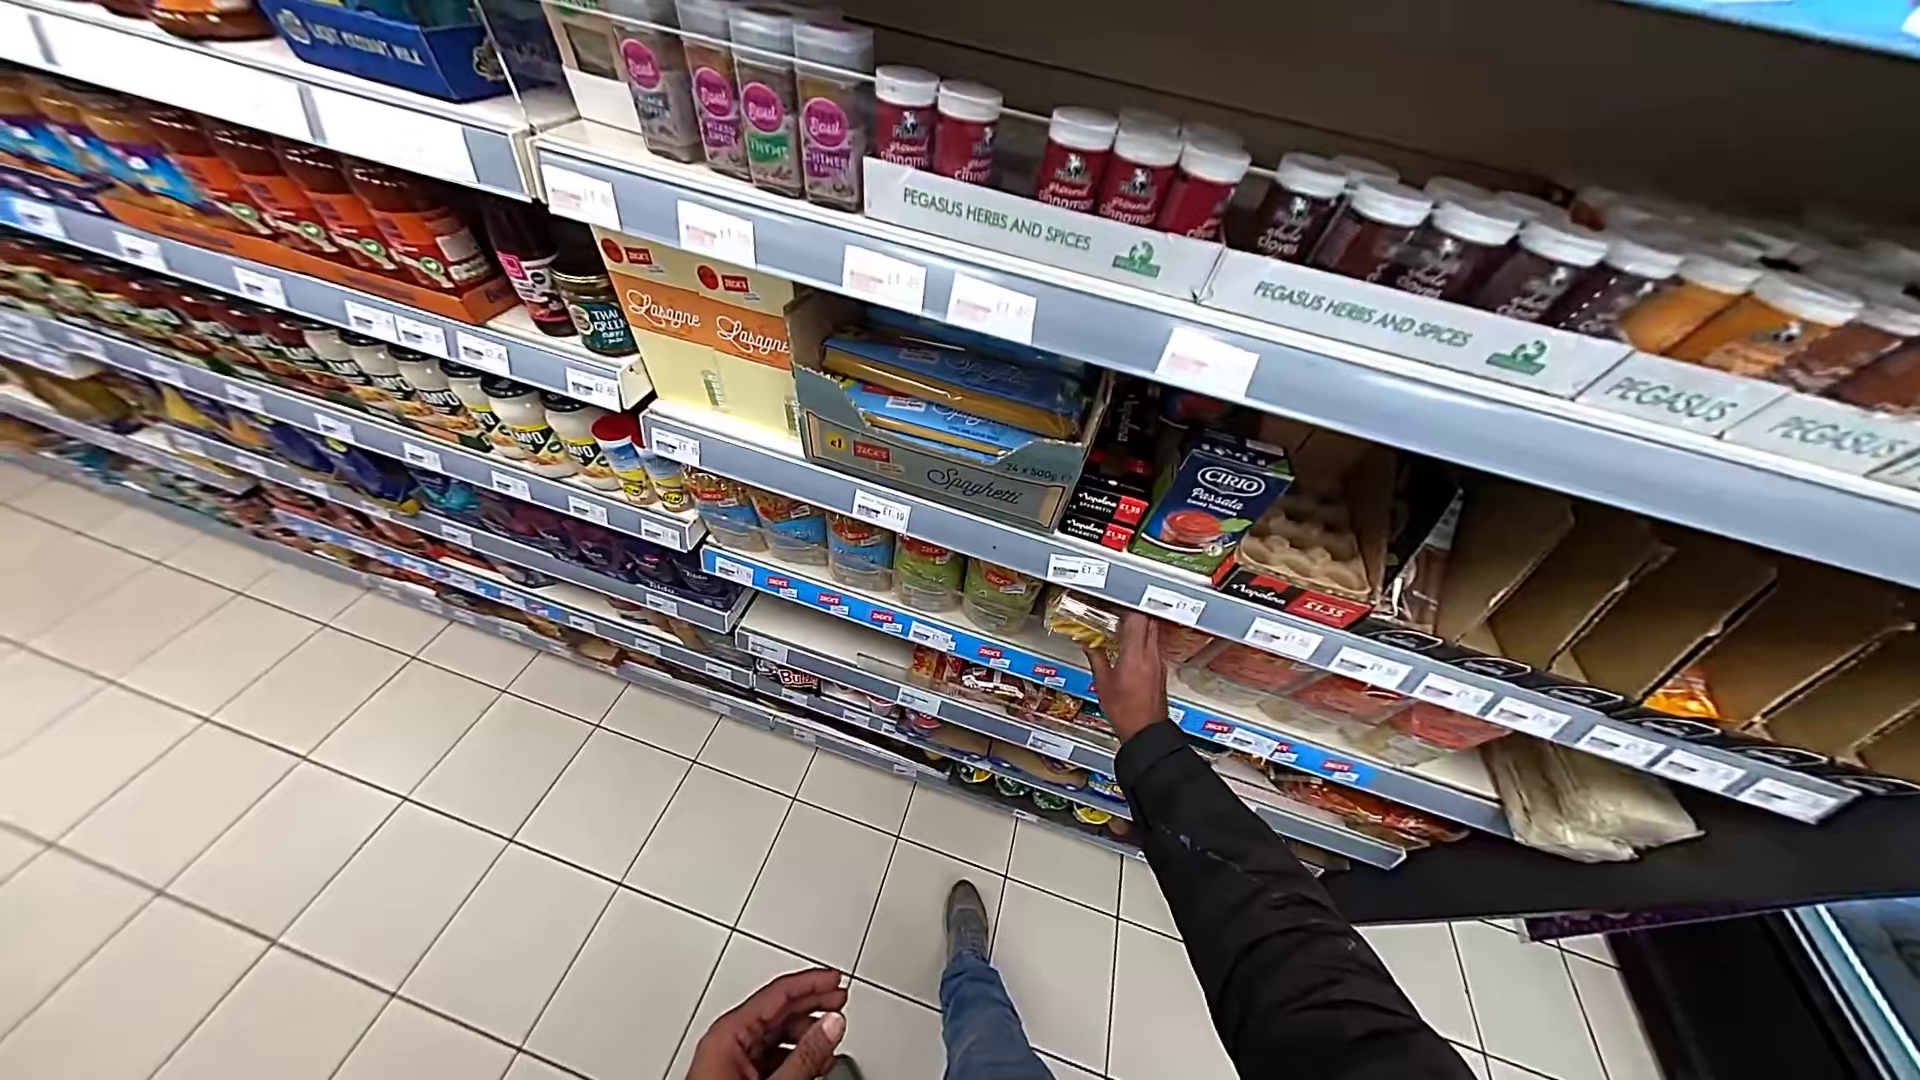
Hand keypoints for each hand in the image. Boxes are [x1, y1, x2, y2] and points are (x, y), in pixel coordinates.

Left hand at [687, 968, 848, 1079]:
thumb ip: (805, 1056)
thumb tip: (832, 1023)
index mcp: (728, 1034)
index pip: (778, 992)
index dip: (811, 982)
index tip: (835, 980)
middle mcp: (726, 1042)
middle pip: (778, 1010)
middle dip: (812, 1005)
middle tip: (839, 1001)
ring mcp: (728, 1063)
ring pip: (775, 1035)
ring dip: (805, 1035)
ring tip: (829, 1043)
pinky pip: (769, 1057)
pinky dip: (793, 1056)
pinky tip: (811, 1065)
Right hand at [1086, 612, 1169, 742]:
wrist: (1146, 731)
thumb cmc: (1125, 711)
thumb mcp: (1103, 682)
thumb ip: (1096, 657)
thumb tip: (1087, 643)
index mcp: (1134, 656)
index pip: (1136, 620)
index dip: (1126, 608)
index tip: (1116, 605)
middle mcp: (1150, 656)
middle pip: (1149, 622)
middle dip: (1135, 613)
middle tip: (1119, 612)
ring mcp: (1158, 662)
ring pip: (1153, 633)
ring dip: (1141, 626)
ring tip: (1124, 628)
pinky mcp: (1161, 670)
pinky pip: (1154, 646)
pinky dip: (1144, 641)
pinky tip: (1132, 648)